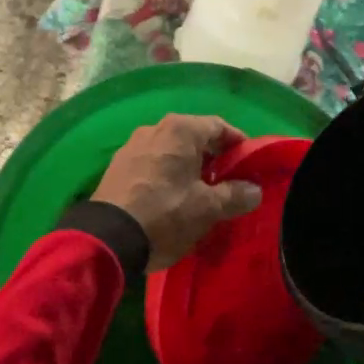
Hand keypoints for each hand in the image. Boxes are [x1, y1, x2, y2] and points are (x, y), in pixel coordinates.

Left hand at [91, 114, 263, 269]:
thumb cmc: (166, 213)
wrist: (109, 237)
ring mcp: (134, 144)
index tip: (251, 165)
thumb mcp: (207, 208)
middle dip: (214, 157)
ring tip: (202, 192)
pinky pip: (153, 161)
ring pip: (172, 149)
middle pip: (194, 136)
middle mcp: (156, 127)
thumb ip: (235, 195)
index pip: (219, 126)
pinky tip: (173, 197)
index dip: (238, 144)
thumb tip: (255, 190)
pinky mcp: (119, 164)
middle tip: (229, 181)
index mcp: (181, 129)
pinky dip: (168, 173)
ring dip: (190, 165)